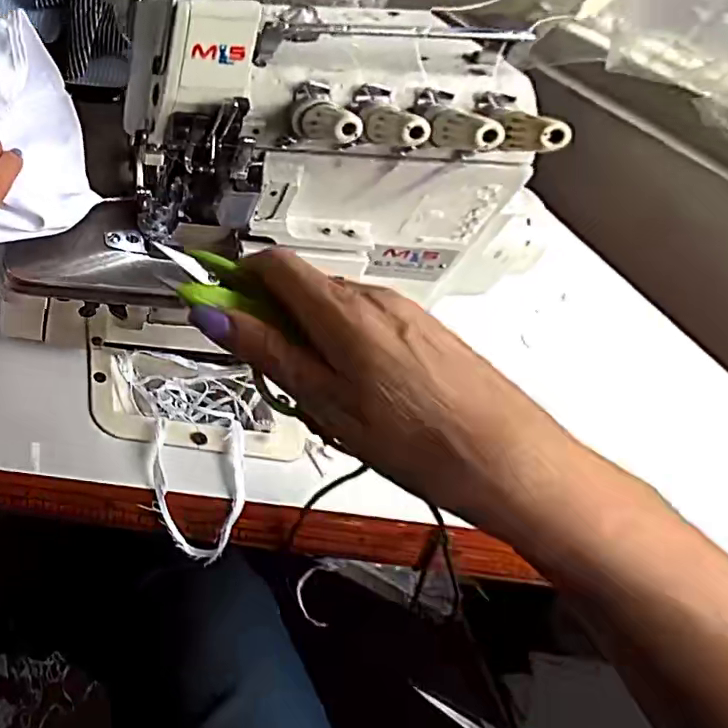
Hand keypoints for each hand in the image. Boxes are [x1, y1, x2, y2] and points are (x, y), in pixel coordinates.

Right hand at [189, 250, 587, 526]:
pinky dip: (336, 345)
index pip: (269, 264)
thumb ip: (265, 349)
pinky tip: (349, 394)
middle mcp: (372, 298)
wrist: (514, 463)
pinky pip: (358, 322)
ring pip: (326, 307)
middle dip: (266, 317)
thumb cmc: (425, 440)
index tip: (213, 303)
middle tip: (263, 366)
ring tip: (312, 394)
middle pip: (296, 285)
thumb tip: (217, 316)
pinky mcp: (418, 330)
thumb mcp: (323, 399)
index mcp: (342, 309)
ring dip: (302, 336)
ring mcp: (399, 312)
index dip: (233, 279)